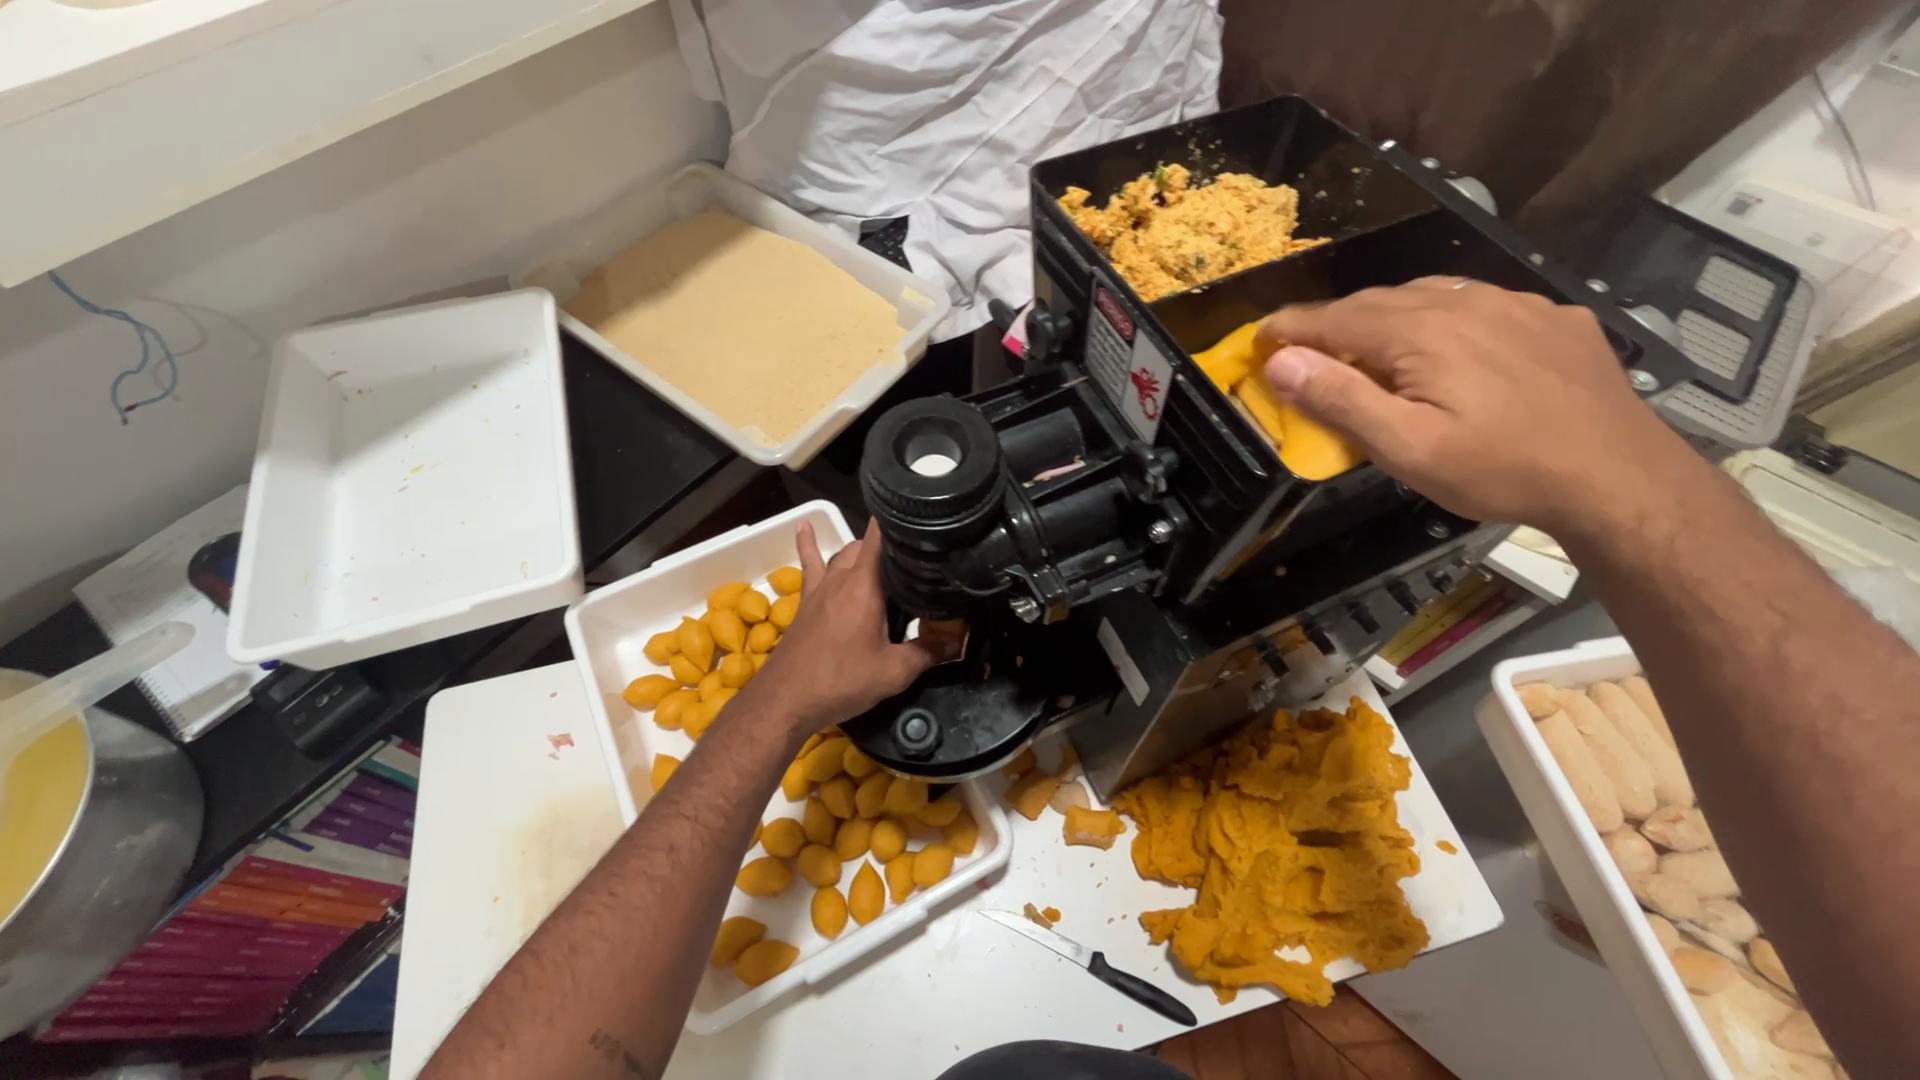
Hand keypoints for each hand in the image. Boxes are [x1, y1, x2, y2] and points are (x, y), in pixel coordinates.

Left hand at [748, 518, 950, 733]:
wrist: (786, 699)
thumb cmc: (841, 680)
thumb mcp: (894, 672)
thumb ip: (928, 653)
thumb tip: (957, 643)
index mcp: (865, 585)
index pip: (881, 537)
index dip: (900, 522)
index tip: (921, 519)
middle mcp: (841, 578)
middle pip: (866, 546)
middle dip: (889, 547)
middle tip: (914, 561)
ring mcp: (820, 588)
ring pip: (843, 555)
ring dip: (861, 553)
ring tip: (883, 558)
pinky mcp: (807, 601)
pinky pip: (811, 565)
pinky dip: (809, 545)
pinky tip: (804, 527)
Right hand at [1253, 278, 1697, 539]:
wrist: (1617, 477)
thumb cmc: (1499, 469)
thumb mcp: (1406, 448)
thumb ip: (1340, 399)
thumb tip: (1281, 360)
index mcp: (1421, 332)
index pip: (1335, 318)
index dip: (1291, 327)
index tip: (1259, 338)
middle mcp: (1465, 303)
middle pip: (1379, 301)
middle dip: (1334, 322)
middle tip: (1306, 351)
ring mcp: (1517, 305)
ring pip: (1431, 296)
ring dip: (1388, 317)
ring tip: (1371, 346)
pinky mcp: (1554, 319)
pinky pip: (1481, 305)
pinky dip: (1445, 320)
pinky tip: (1451, 348)